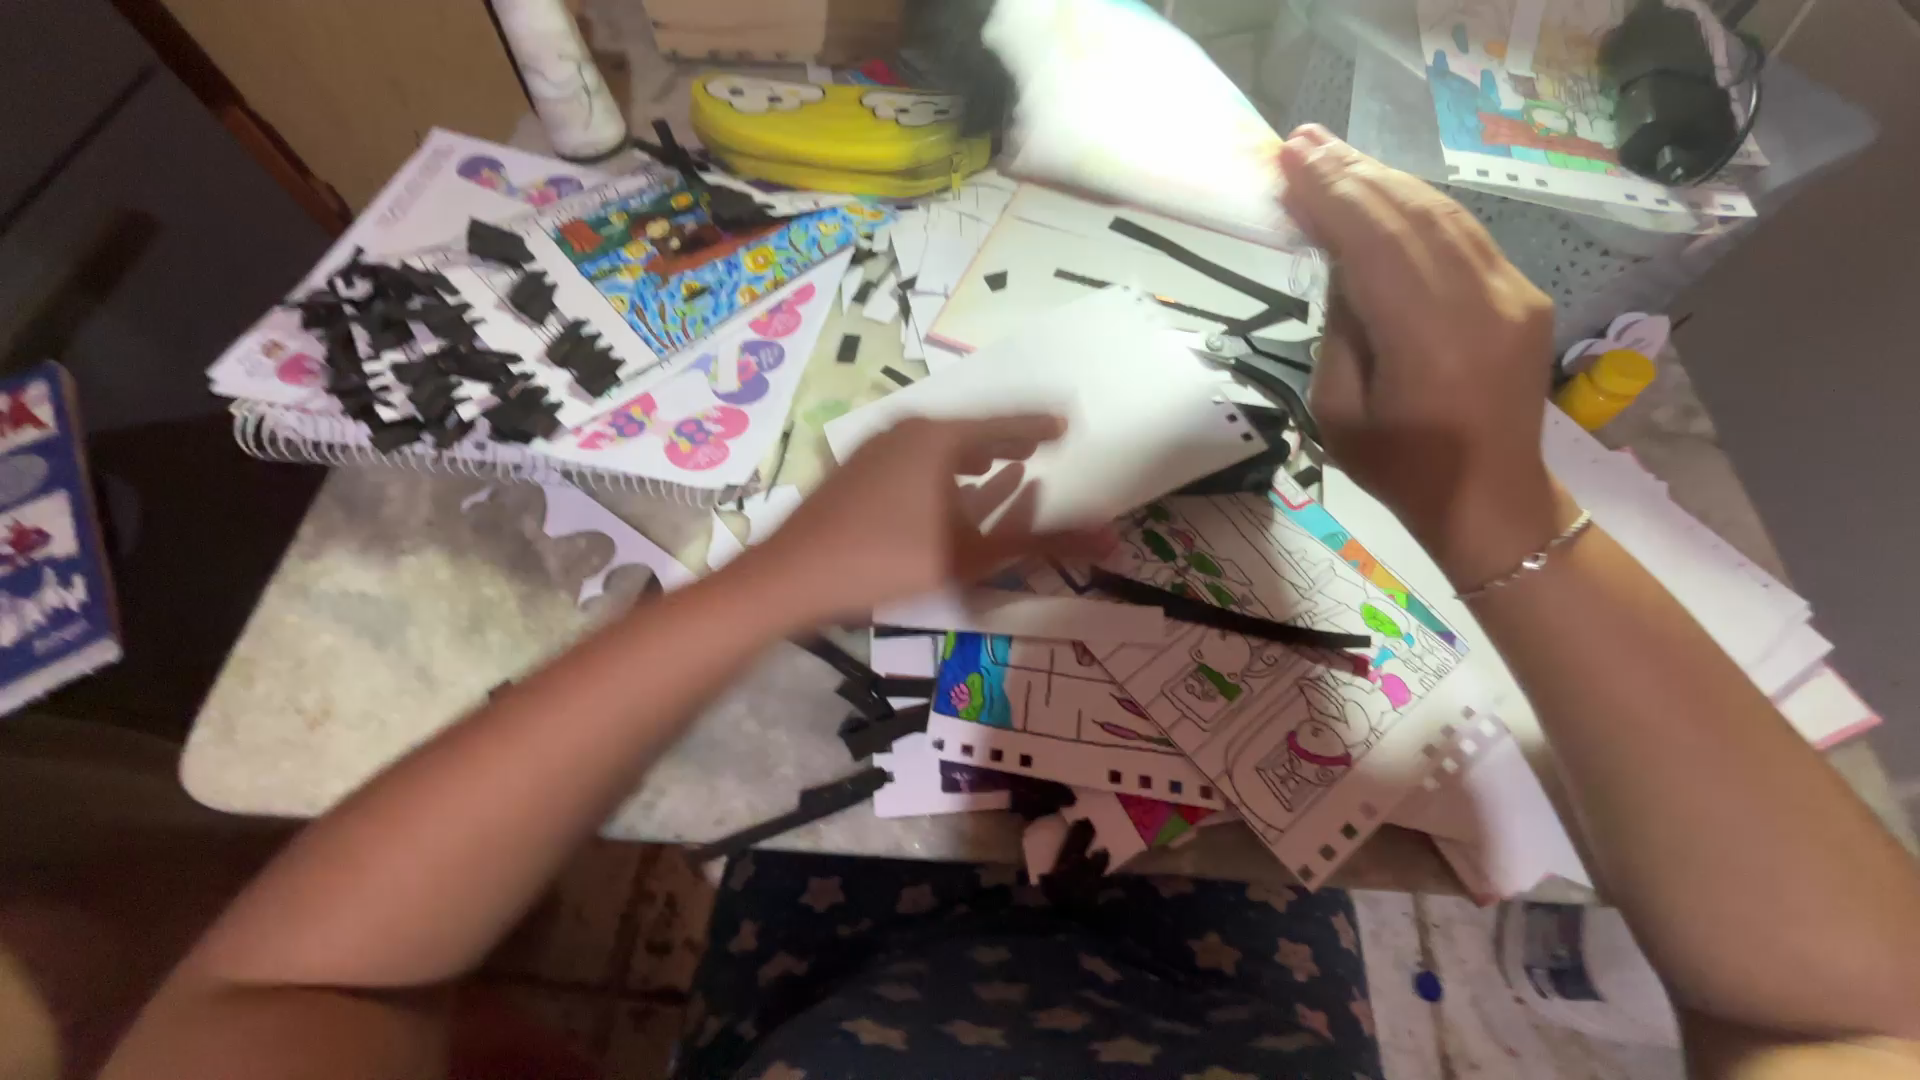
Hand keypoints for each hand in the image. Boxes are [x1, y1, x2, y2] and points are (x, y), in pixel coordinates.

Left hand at [753, 415, 1110, 620]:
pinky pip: (916, 460)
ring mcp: (875, 449)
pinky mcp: (856, 472)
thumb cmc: (886, 561)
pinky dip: (943, 471)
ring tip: (1002, 467)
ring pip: (940, 445)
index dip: (1040, 426)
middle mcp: (907, 431)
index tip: (1068, 424)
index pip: (1006, 423)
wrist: (788, 579)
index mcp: (938, 438)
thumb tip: (1112, 535)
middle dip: (1008, 440)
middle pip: (972, 429)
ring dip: (976, 456)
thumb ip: (1041, 541)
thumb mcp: (971, 555)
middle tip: (1039, 444)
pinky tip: (946, 492)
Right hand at [1278, 125, 1567, 589]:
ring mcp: (1511, 293)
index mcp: (1428, 340)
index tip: (1290, 160)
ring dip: (1385, 182)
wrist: (1489, 497)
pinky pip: (1463, 236)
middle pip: (1412, 215)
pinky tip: (1384, 195)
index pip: (1374, 243)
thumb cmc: (1398, 468)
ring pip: (1443, 215)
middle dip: (1353, 174)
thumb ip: (1340, 332)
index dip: (1330, 196)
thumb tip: (1342, 269)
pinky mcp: (1521, 294)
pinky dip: (1417, 209)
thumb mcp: (1339, 411)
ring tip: (1334, 158)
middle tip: (1303, 142)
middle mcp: (1481, 301)